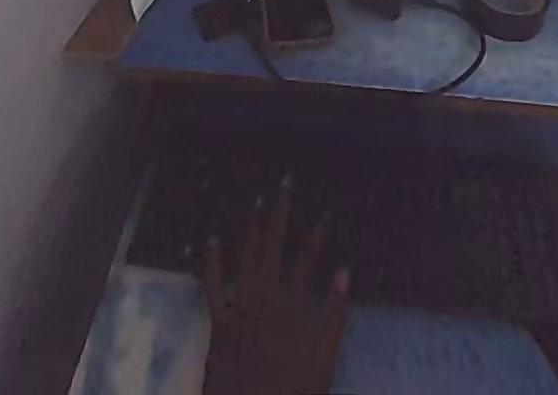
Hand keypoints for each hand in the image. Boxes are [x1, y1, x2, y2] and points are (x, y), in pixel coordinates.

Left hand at [202, 179, 350, 394]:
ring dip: (251, 227)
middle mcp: (265, 297)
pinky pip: (214, 285)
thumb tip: (345, 272)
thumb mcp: (324, 361)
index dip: (317, 234)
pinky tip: (212, 237)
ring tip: (257, 200)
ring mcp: (240, 305)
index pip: (307, 259)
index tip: (325, 212)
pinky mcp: (220, 320)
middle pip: (274, 245)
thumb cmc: (294, 392)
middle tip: (285, 183)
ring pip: (246, 256)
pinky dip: (212, 261)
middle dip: (280, 212)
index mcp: (292, 306)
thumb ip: (336, 317)